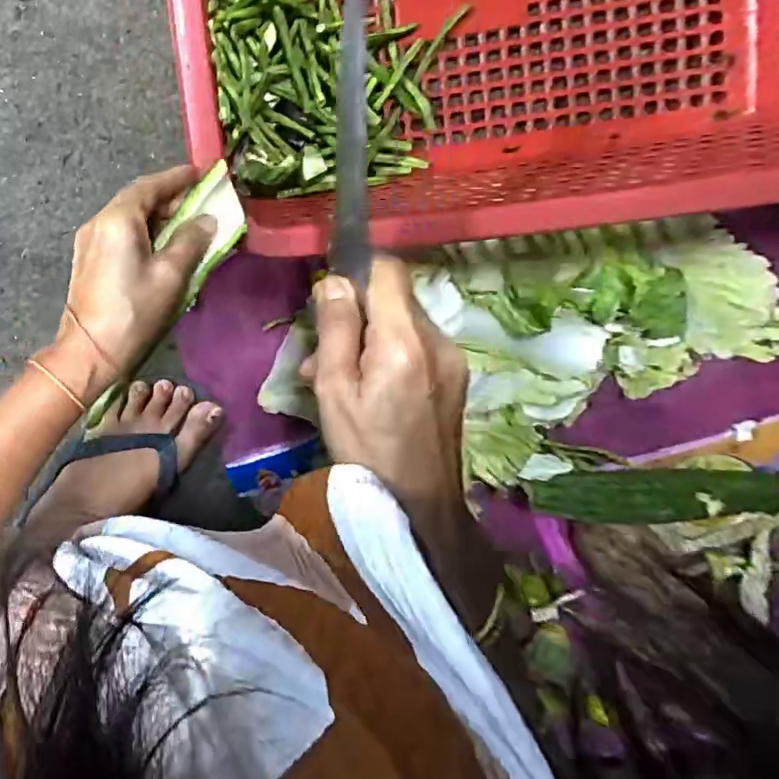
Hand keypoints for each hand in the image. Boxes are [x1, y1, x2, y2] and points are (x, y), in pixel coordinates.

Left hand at [52, 165, 214, 398]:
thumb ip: (192, 240)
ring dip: (158, 216)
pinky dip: (144, 231)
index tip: (202, 173)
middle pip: (138, 199)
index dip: (178, 177)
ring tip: (186, 224)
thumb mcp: (172, 274)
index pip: (151, 185)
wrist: (90, 352)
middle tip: (200, 201)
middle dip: (170, 197)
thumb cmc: (135, 311)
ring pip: (129, 216)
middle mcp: (99, 222)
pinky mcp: (88, 259)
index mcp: (118, 219)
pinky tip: (162, 245)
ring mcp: (89, 241)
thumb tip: (206, 220)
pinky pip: (121, 233)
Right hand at [304, 256, 468, 514]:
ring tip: (340, 377)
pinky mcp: (456, 375)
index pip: (387, 271)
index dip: (357, 270)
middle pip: (394, 297)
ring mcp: (452, 357)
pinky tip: (370, 387)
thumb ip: (335, 330)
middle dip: (357, 312)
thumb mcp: (334, 391)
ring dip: (371, 335)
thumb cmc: (366, 452)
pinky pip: (417, 345)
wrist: (421, 508)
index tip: (330, 293)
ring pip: (404, 322)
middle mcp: (436, 340)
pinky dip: (390, 353)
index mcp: (403, 341)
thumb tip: (333, 280)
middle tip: (322, 353)